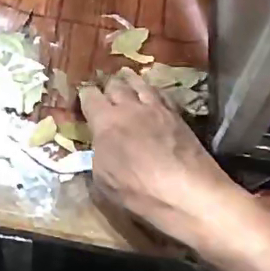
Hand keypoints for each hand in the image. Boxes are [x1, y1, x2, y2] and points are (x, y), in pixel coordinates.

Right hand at [79, 68, 258, 249]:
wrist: (188, 192)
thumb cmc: (137, 189)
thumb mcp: (102, 178)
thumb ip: (97, 154)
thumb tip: (100, 146)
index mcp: (105, 121)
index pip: (89, 96)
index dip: (83, 96)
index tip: (81, 100)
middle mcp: (129, 107)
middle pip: (115, 85)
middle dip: (106, 86)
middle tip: (103, 91)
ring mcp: (157, 109)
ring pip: (140, 84)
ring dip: (130, 81)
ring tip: (125, 78)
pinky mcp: (178, 116)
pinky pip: (161, 94)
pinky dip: (152, 91)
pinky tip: (152, 94)